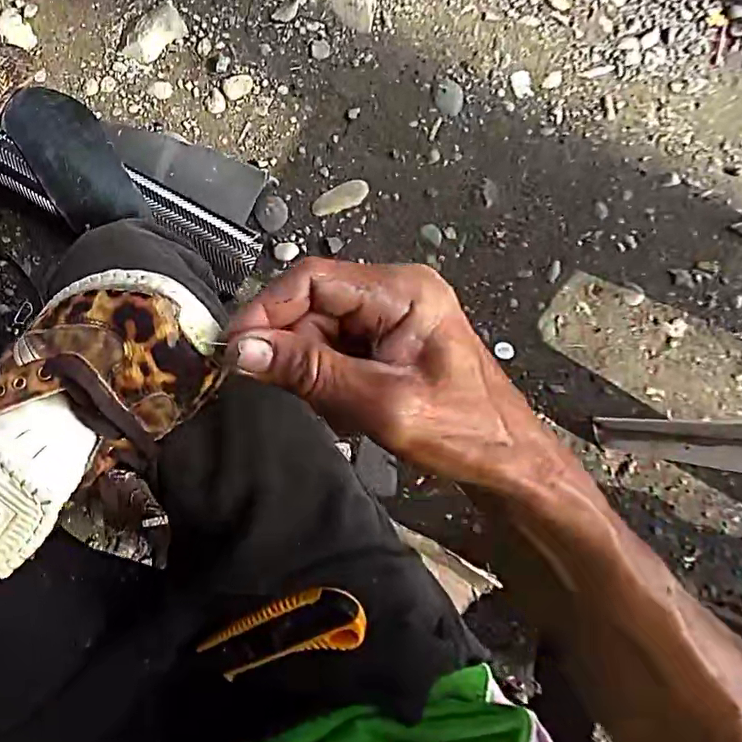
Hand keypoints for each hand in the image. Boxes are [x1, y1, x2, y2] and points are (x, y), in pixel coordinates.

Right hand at [225, 259, 575, 498]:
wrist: (507, 462)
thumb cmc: (469, 432)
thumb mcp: (379, 403)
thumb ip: (308, 372)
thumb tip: (246, 349)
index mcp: (404, 292)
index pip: (310, 279)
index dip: (265, 309)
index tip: (235, 346)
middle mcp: (393, 294)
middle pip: (307, 304)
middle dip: (285, 347)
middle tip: (274, 384)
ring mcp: (385, 318)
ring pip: (311, 330)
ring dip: (305, 370)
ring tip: (335, 405)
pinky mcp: (378, 341)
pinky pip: (326, 349)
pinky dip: (319, 379)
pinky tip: (343, 405)